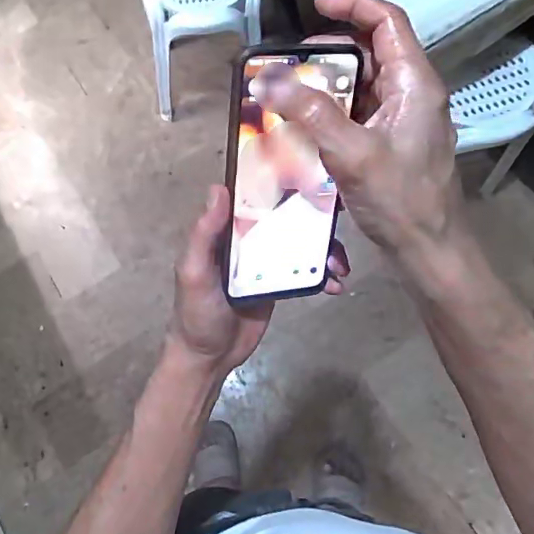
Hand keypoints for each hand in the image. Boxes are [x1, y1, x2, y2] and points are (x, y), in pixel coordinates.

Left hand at [166, 185, 350, 373]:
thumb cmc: (196, 311)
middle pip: (286, 220)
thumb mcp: (194, 270)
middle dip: (314, 220)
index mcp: (225, 233)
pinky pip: (305, 272)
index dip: (279, 186)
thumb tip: (219, 189)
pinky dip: (323, 275)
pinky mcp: (279, 285)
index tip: (310, 177)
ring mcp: (265, 263)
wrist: (208, 356)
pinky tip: (336, 284)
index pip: (254, 200)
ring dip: (325, 250)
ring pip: (301, 245)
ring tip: (339, 266)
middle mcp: (246, 242)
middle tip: (336, 227)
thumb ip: (204, 233)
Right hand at [262, 0, 463, 255]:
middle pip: (372, 49)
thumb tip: (270, 81)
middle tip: (291, 61)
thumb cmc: (401, 199)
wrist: (429, 247)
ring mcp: (403, 116)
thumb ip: (311, 113)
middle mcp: (413, 92)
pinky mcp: (392, 137)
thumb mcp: (351, 153)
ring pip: (363, 80)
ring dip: (328, 79)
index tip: (317, 4)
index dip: (354, 5)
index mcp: (415, 84)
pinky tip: (307, 119)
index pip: (388, 22)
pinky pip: (360, 107)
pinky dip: (333, 105)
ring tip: (292, 88)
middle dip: (330, 49)